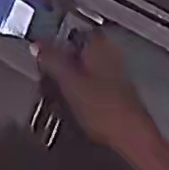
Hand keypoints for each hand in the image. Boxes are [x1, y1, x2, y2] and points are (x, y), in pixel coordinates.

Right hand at [33, 33, 168, 166]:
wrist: (132, 138)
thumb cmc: (103, 108)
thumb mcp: (68, 82)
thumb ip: (51, 60)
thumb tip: (36, 45)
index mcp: (98, 43)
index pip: (69, 31)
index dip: (52, 41)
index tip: (39, 53)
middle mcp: (109, 51)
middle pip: (75, 49)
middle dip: (60, 60)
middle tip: (45, 75)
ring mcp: (114, 70)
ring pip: (83, 66)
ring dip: (68, 76)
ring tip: (56, 92)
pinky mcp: (116, 89)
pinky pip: (91, 81)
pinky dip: (80, 88)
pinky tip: (74, 103)